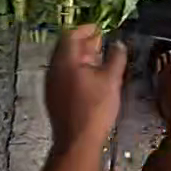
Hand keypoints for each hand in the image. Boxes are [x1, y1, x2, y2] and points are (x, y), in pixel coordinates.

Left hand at [45, 26, 127, 149]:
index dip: (86, 29)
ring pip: (64, 62)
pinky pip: (63, 75)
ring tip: (100, 60)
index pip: (71, 35)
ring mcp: (51, 84)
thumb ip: (116, 58)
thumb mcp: (111, 80)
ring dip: (81, 57)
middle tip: (102, 43)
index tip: (100, 29)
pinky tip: (91, 78)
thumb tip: (119, 44)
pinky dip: (76, 70)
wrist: (77, 141)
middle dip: (85, 43)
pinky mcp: (53, 97)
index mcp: (65, 61)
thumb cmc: (95, 109)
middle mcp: (53, 69)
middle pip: (66, 48)